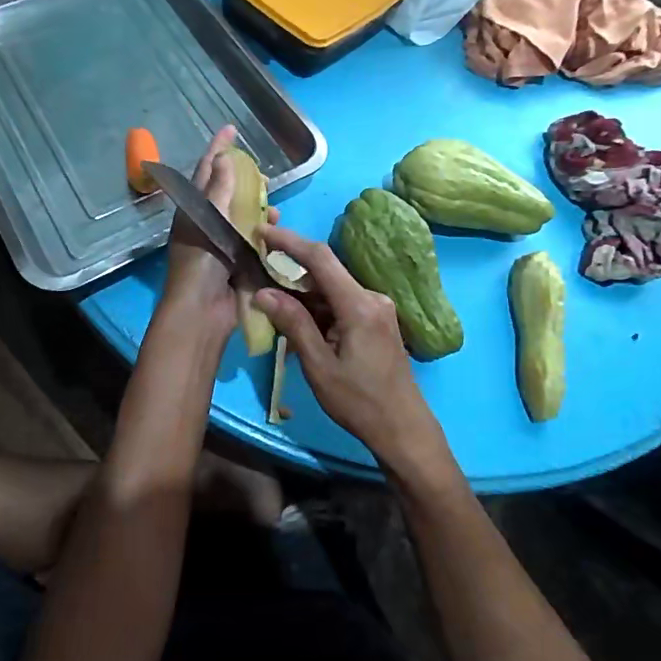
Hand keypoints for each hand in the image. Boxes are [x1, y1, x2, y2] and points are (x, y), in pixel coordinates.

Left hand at [161, 126, 274, 338]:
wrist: (201, 312)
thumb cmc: (200, 263)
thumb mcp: (208, 221)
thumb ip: (218, 190)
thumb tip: (224, 158)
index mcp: (192, 211)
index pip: (206, 171)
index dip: (218, 149)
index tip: (231, 129)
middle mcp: (206, 223)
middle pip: (226, 192)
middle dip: (243, 180)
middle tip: (262, 175)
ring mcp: (222, 242)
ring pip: (243, 214)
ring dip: (257, 207)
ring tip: (271, 205)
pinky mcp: (238, 261)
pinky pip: (254, 238)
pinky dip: (265, 231)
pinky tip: (276, 228)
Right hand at [253, 225, 450, 475]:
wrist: (404, 430)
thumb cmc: (359, 402)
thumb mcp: (318, 365)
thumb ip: (293, 323)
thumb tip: (262, 293)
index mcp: (359, 305)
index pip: (320, 258)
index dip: (289, 241)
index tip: (262, 231)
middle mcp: (372, 298)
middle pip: (325, 271)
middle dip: (290, 267)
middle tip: (257, 268)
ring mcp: (377, 309)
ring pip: (331, 288)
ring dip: (301, 291)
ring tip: (269, 298)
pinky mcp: (376, 321)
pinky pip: (340, 302)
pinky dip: (316, 306)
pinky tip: (296, 319)